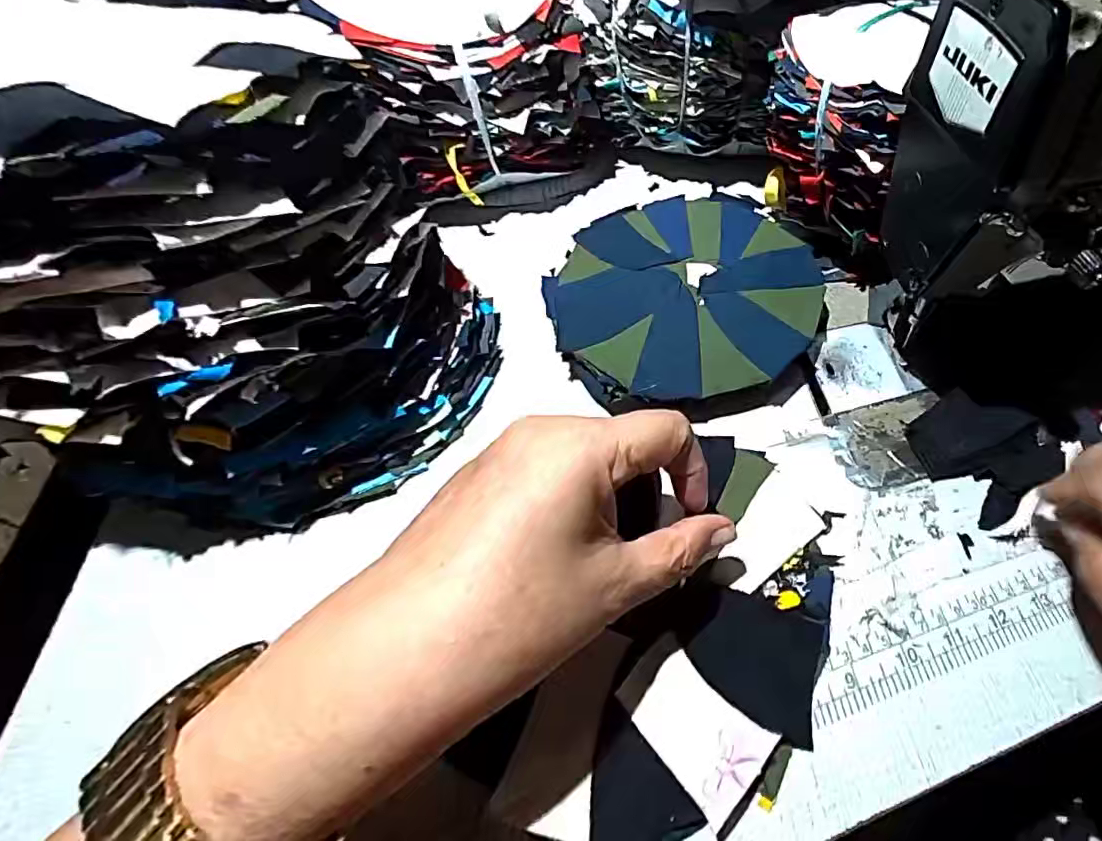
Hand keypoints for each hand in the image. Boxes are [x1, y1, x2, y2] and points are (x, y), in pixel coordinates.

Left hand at [167, 412, 733, 840]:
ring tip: (597, 557)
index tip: (691, 520)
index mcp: (580, 445)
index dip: (696, 471)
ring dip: (615, 494)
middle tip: (643, 548)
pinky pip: (547, 468)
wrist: (377, 672)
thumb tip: (724, 530)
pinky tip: (549, 556)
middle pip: (628, 440)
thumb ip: (684, 548)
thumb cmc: (513, 620)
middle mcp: (539, 432)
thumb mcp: (618, 585)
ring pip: (589, 455)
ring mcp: (498, 452)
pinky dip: (573, 499)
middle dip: (652, 488)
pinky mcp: (472, 478)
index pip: (670, 429)